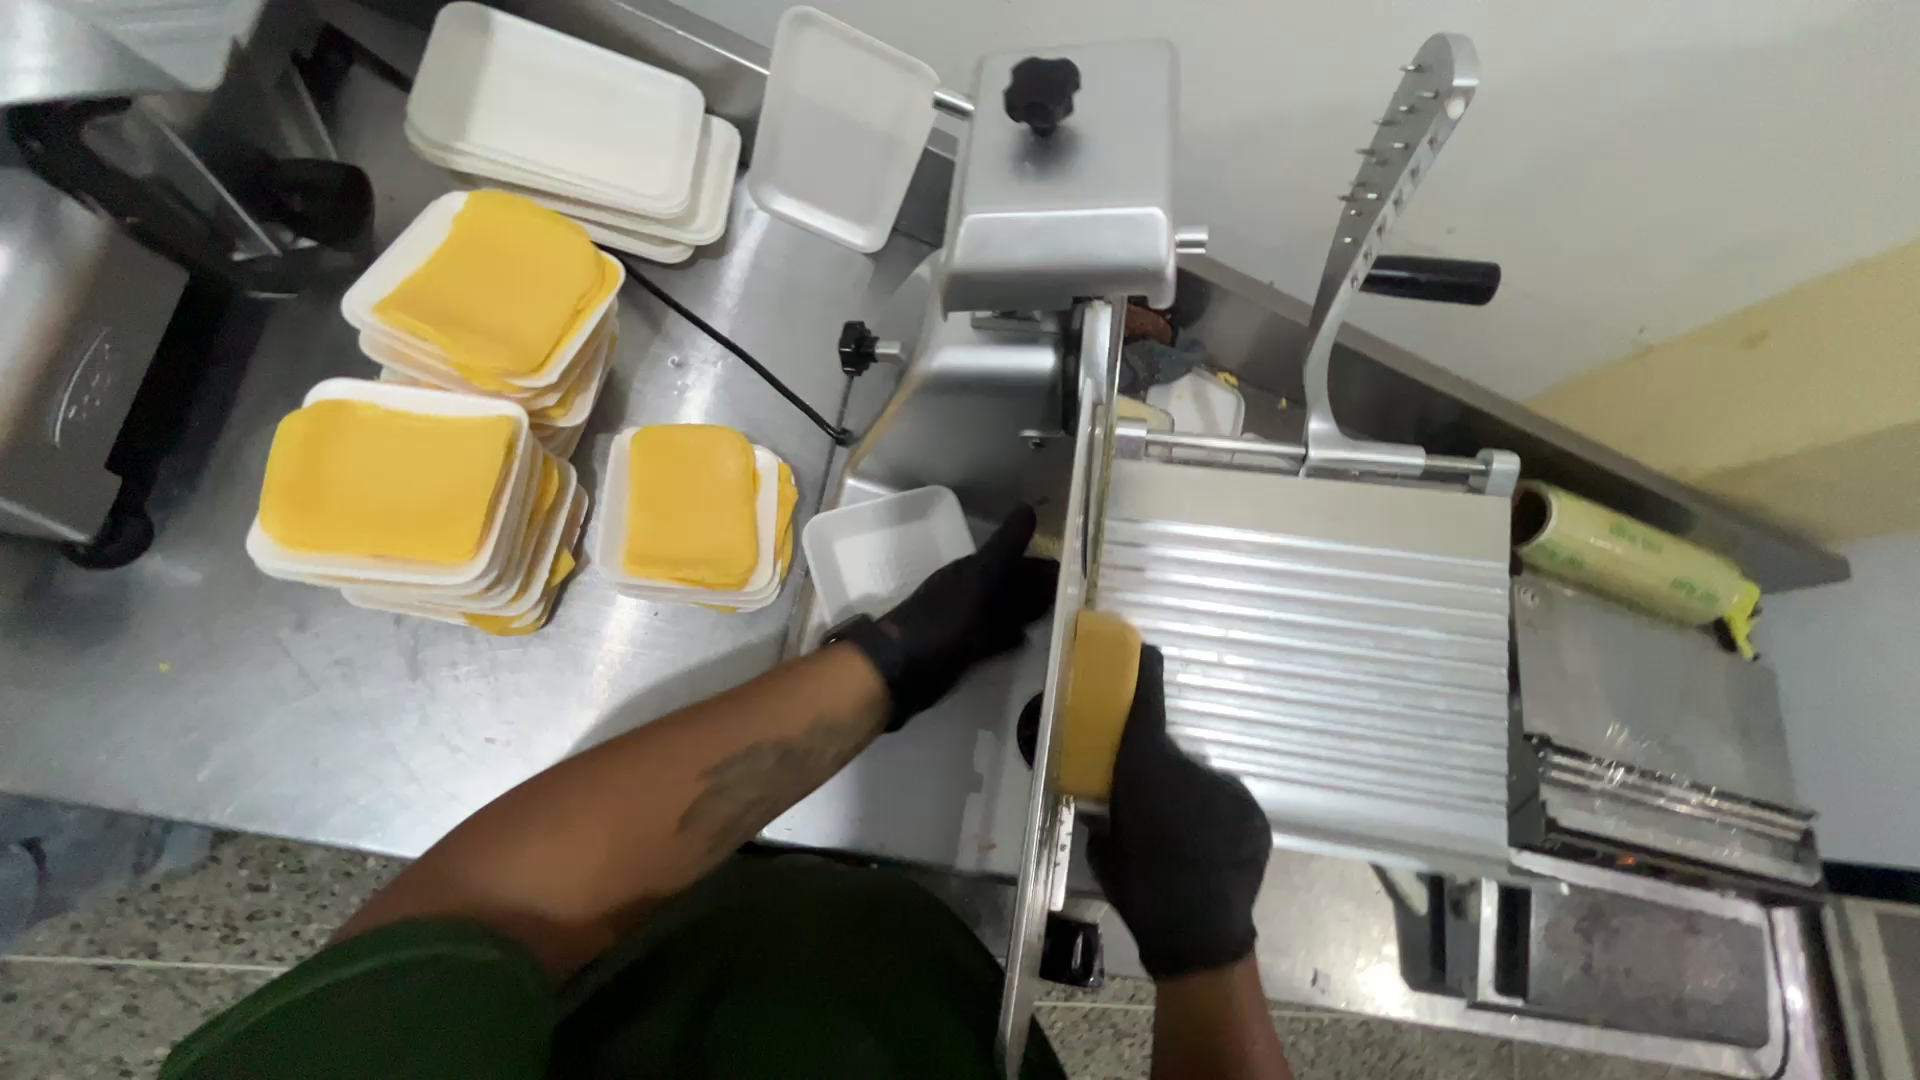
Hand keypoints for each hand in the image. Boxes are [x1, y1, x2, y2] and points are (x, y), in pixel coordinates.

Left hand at [835, 505, 1057, 729]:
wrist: (902, 668)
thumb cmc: (943, 620)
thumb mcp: (978, 579)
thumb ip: (1004, 548)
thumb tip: (1028, 508)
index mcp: (973, 572)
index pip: (1014, 562)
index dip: (1040, 565)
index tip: (1072, 568)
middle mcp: (971, 594)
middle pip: (1011, 587)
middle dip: (1038, 587)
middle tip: (1073, 591)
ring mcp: (967, 623)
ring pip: (1005, 612)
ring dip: (1028, 611)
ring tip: (1058, 613)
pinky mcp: (964, 651)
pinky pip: (995, 639)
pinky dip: (1012, 637)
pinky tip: (1027, 639)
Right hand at [1087, 646, 1270, 978]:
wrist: (1196, 930)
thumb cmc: (1137, 886)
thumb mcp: (1103, 845)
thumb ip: (1105, 815)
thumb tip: (1104, 808)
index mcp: (1143, 768)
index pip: (1147, 705)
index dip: (1146, 672)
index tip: (1148, 648)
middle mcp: (1188, 766)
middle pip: (1173, 757)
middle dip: (1164, 778)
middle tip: (1158, 813)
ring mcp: (1226, 787)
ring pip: (1203, 785)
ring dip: (1193, 804)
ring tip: (1189, 842)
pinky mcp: (1253, 811)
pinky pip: (1228, 808)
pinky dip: (1219, 822)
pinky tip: (1213, 852)